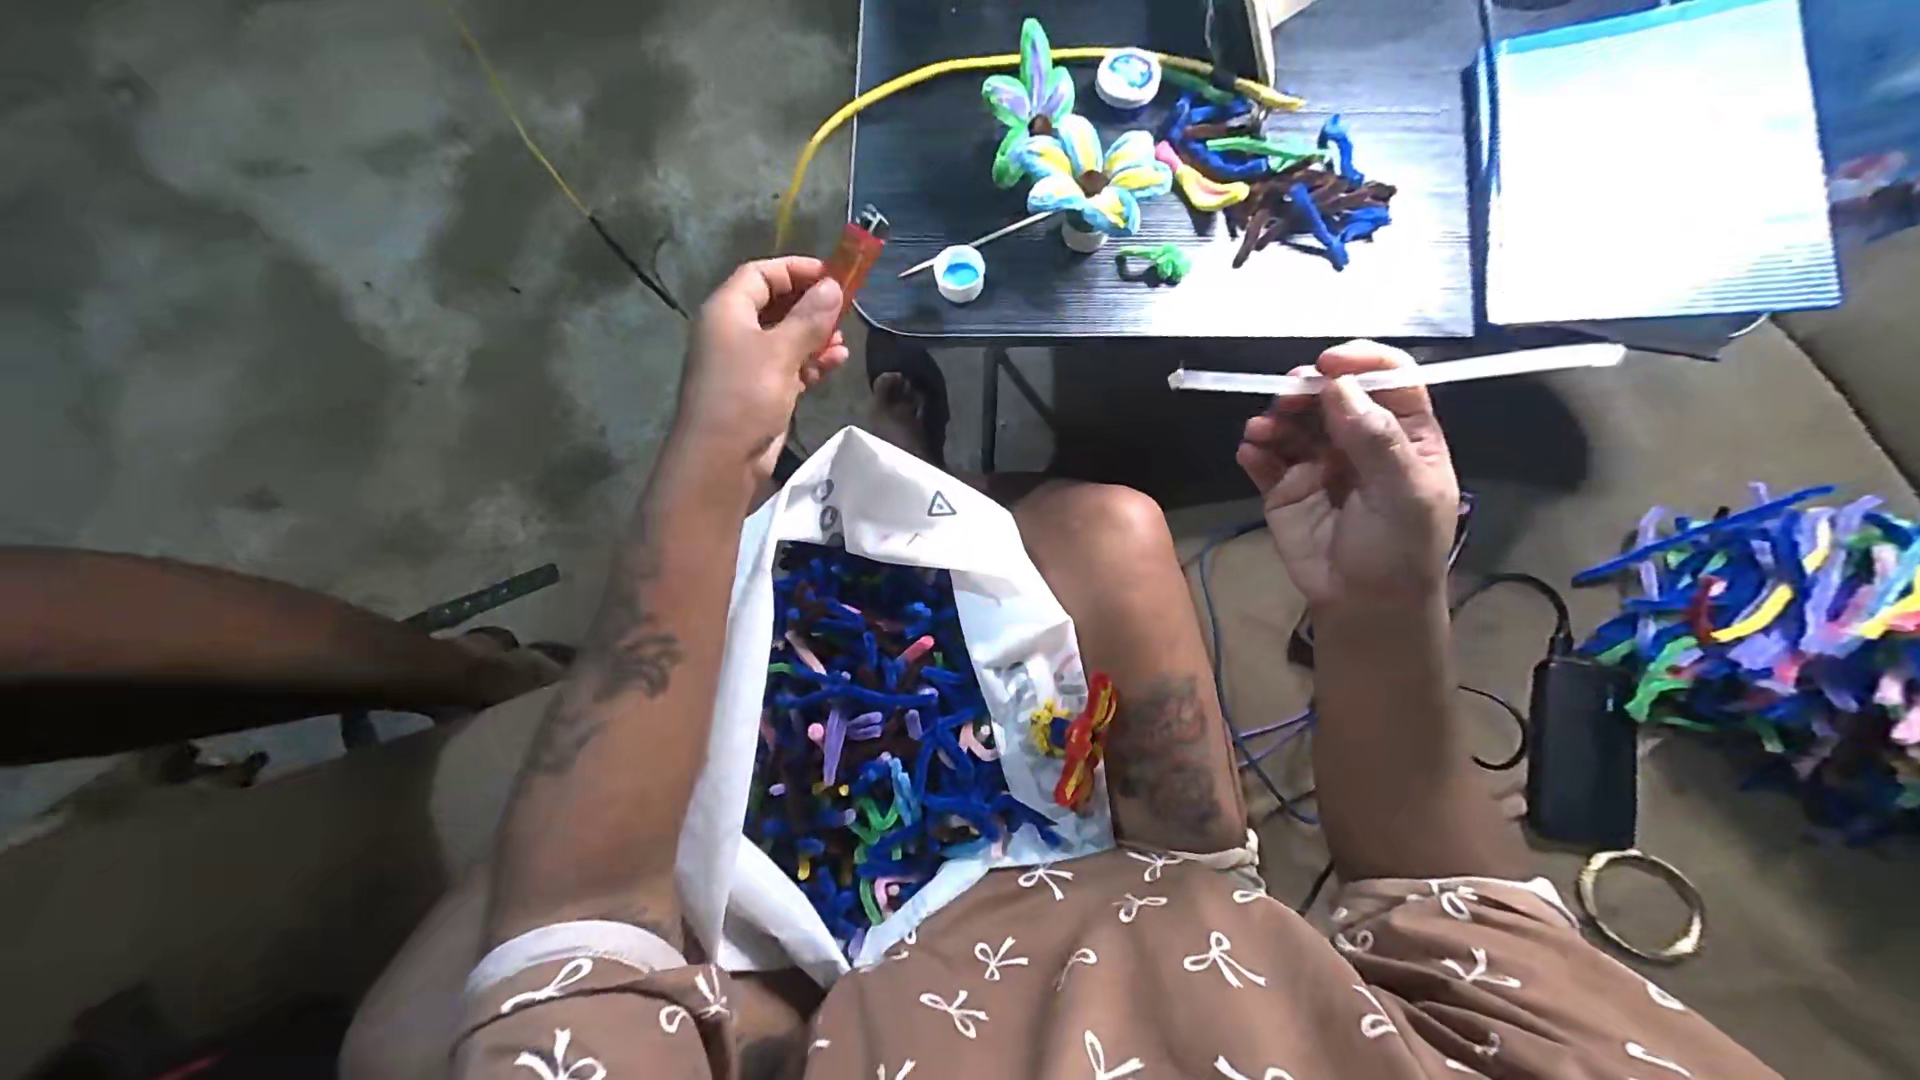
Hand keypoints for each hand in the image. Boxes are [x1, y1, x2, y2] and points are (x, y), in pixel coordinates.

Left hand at [675, 257, 850, 476]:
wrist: (723, 457)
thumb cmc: (745, 394)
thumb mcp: (780, 351)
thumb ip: (809, 318)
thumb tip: (833, 287)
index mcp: (727, 310)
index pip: (760, 274)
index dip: (795, 269)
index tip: (831, 274)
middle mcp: (735, 331)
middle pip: (775, 305)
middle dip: (810, 306)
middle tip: (843, 309)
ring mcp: (748, 363)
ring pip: (786, 337)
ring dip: (816, 336)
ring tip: (843, 342)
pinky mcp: (762, 390)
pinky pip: (790, 365)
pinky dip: (811, 362)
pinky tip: (835, 363)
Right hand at [1235, 341, 1458, 610]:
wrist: (1364, 603)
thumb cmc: (1400, 547)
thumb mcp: (1403, 492)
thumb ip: (1374, 438)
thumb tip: (1338, 385)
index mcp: (1402, 434)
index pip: (1387, 380)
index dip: (1360, 363)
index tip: (1328, 363)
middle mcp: (1357, 440)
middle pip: (1330, 396)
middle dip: (1306, 389)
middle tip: (1287, 396)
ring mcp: (1317, 463)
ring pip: (1292, 424)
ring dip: (1274, 419)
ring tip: (1261, 430)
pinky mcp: (1284, 488)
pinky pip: (1264, 460)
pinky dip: (1254, 450)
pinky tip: (1250, 452)